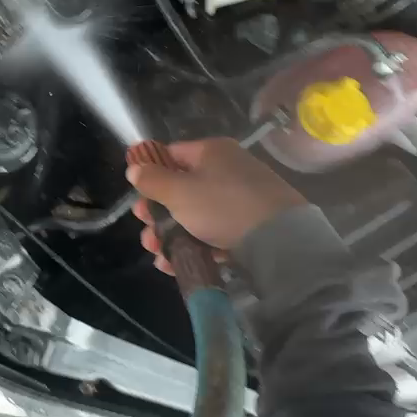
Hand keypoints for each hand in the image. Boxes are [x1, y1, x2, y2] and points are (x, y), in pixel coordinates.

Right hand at [129, 138, 308, 261]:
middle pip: (180, 188)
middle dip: (158, 215)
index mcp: (211, 152)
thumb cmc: (222, 207)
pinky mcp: (252, 224)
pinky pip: (215, 230)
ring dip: (172, 236)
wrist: (282, 242)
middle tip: (147, 234)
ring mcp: (242, 197)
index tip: (138, 199)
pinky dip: (196, 245)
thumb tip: (133, 168)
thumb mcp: (178, 192)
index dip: (149, 175)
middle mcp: (227, 169)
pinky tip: (180, 264)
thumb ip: (151, 180)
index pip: (170, 155)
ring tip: (160, 256)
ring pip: (195, 214)